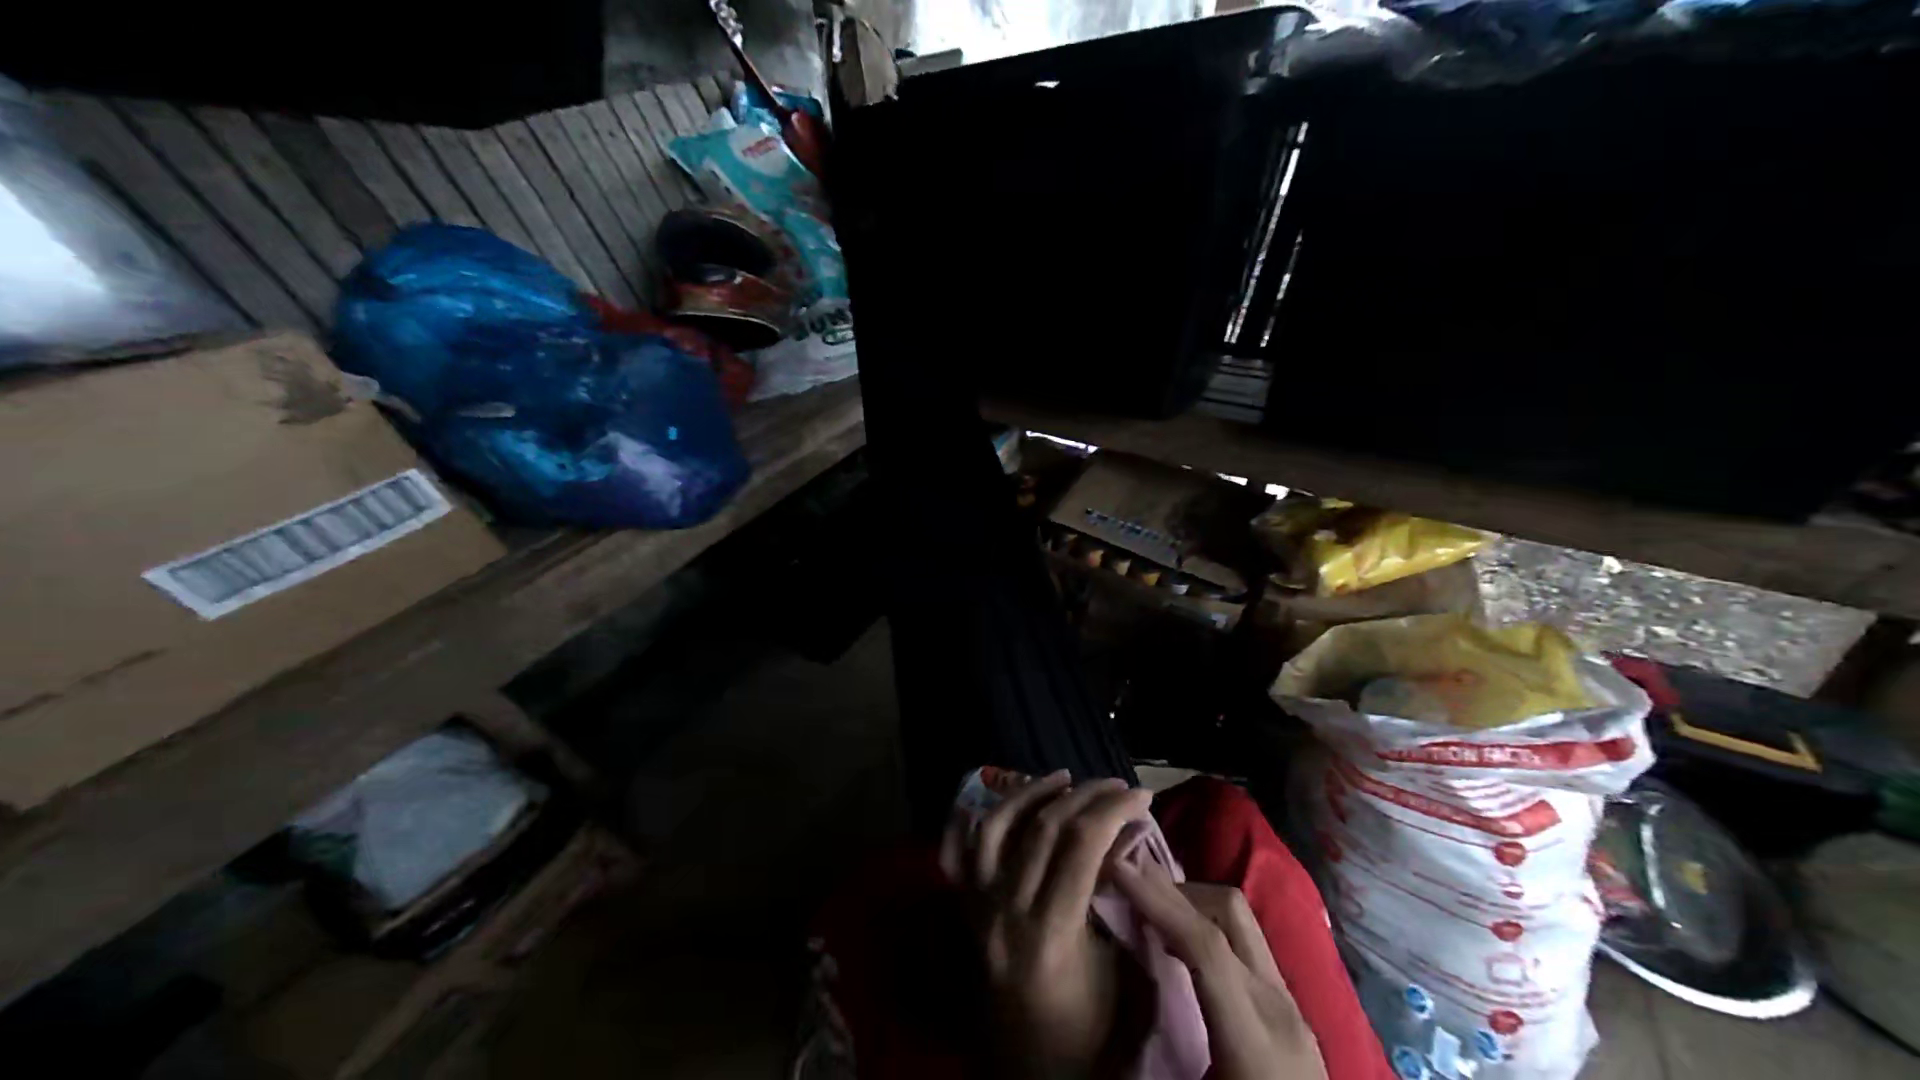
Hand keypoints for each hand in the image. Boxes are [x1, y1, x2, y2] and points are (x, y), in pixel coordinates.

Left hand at [940, 770, 1155, 1077]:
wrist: (1031, 1075)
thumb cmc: (1090, 1035)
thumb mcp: (1124, 977)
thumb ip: (1126, 908)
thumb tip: (1126, 845)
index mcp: (1049, 931)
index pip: (1081, 845)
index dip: (1114, 810)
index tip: (1141, 795)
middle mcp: (1003, 910)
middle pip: (1042, 828)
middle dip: (1084, 795)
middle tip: (1113, 784)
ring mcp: (975, 907)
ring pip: (994, 828)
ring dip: (1030, 794)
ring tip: (1062, 778)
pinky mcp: (963, 911)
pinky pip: (957, 852)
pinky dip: (977, 820)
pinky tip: (1002, 803)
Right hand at [1109, 860, 1328, 1079]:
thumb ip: (1149, 1070)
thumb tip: (1098, 1054)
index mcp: (1254, 1038)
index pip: (1206, 945)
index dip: (1157, 900)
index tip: (1115, 869)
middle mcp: (1279, 1008)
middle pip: (1230, 913)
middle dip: (1173, 888)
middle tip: (1124, 884)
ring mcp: (1291, 1006)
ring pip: (1241, 922)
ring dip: (1191, 904)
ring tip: (1146, 911)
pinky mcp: (1292, 1012)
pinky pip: (1245, 946)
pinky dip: (1207, 927)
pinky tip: (1179, 947)